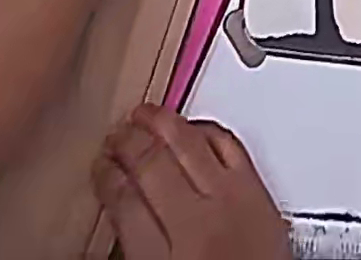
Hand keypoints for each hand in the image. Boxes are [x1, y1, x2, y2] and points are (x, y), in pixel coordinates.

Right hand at [94, 105, 291, 259]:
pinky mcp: (259, 193)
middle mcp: (196, 227)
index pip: (123, 201)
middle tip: (116, 133)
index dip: (106, 176)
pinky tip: (192, 126)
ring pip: (188, 143)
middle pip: (151, 164)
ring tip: (145, 114)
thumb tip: (117, 217)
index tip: (101, 164)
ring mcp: (231, 203)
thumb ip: (135, 251)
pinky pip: (228, 144)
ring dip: (161, 122)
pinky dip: (206, 130)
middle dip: (127, 142)